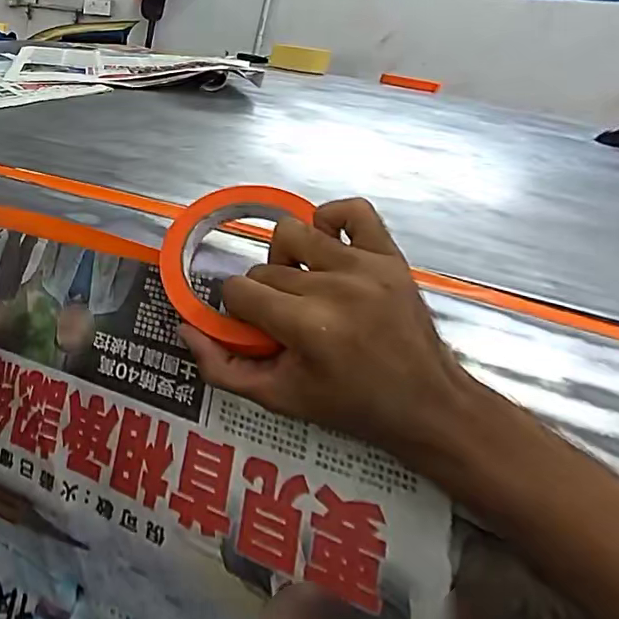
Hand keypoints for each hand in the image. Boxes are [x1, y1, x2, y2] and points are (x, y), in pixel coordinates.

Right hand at [177, 198, 479, 456]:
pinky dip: (330, 220)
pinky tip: (328, 248)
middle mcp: (335, 289)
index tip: (262, 331)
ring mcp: (366, 267)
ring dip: (287, 258)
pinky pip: (351, 211)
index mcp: (308, 326)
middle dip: (266, 295)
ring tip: (305, 285)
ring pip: (291, 233)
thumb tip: (187, 329)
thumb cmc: (351, 404)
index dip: (240, 311)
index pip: (238, 290)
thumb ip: (220, 368)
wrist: (431, 407)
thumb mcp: (277, 399)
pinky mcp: (390, 257)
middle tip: (289, 321)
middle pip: (263, 268)